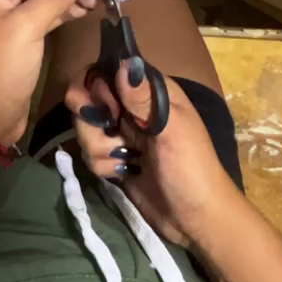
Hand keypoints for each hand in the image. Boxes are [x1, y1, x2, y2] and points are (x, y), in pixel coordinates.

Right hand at [66, 59, 248, 248]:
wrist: (196, 219)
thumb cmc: (191, 168)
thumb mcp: (172, 130)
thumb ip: (144, 99)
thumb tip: (123, 62)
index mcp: (149, 91)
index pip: (104, 71)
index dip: (96, 89)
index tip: (109, 110)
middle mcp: (131, 106)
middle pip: (86, 100)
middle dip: (93, 124)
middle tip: (117, 139)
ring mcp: (121, 133)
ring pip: (85, 128)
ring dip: (100, 148)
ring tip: (128, 161)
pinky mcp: (114, 158)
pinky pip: (89, 153)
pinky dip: (102, 165)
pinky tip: (125, 173)